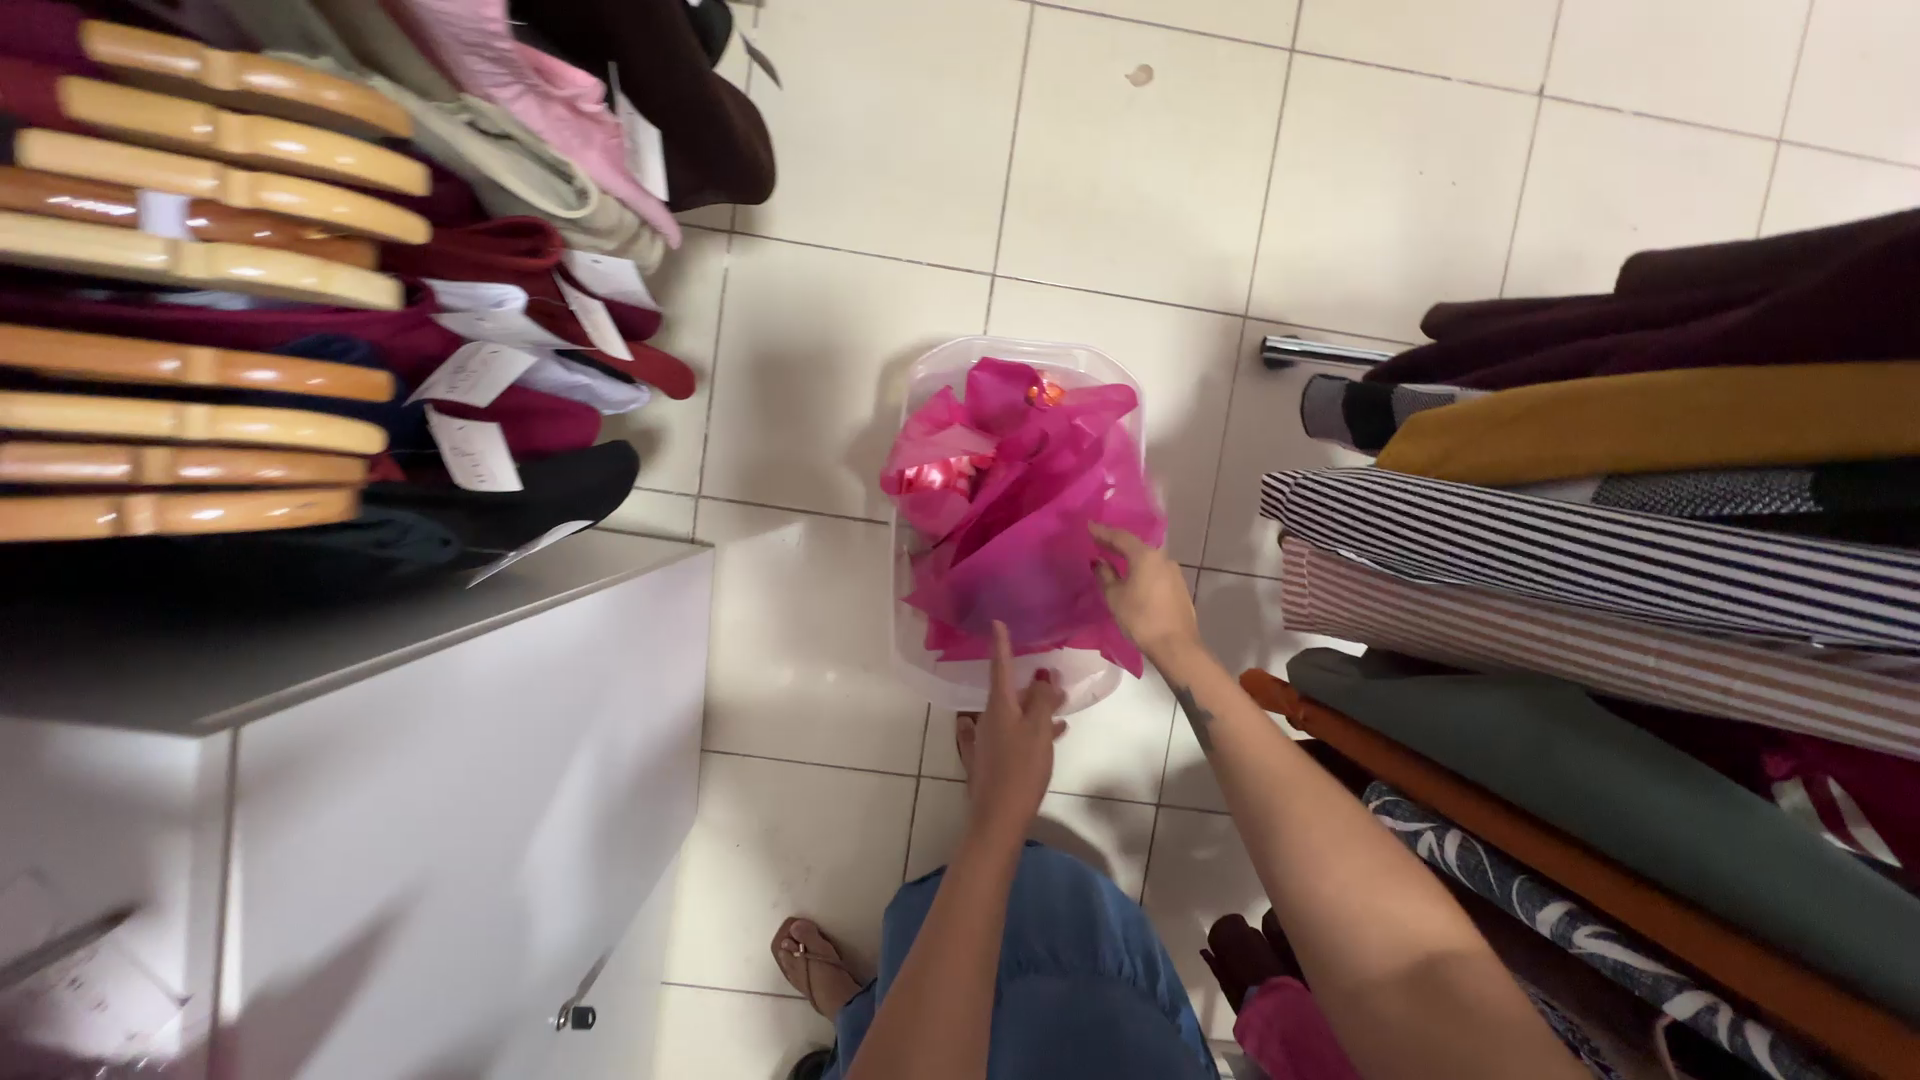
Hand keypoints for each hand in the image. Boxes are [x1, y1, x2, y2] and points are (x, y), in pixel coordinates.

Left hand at [958, 621, 1066, 843]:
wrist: (998, 817)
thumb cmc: (1020, 770)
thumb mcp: (1037, 731)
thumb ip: (1042, 702)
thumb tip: (1043, 677)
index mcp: (998, 707)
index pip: (1000, 667)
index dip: (1001, 644)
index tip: (997, 622)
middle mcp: (988, 719)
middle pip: (1009, 693)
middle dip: (1031, 683)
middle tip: (1052, 675)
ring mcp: (988, 741)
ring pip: (1015, 714)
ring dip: (1036, 707)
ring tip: (1061, 706)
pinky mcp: (993, 761)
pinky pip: (1015, 735)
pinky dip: (1032, 729)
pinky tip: (1052, 734)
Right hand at [1090, 522, 1199, 660]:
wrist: (1176, 645)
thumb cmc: (1140, 618)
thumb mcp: (1115, 597)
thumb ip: (1105, 575)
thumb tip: (1099, 561)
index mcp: (1146, 556)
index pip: (1120, 537)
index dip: (1103, 532)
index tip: (1089, 527)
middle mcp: (1163, 558)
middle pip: (1136, 546)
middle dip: (1117, 544)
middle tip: (1099, 542)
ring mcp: (1174, 573)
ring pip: (1147, 559)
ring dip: (1130, 558)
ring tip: (1114, 560)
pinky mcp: (1179, 587)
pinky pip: (1155, 571)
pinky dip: (1141, 570)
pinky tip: (1132, 577)